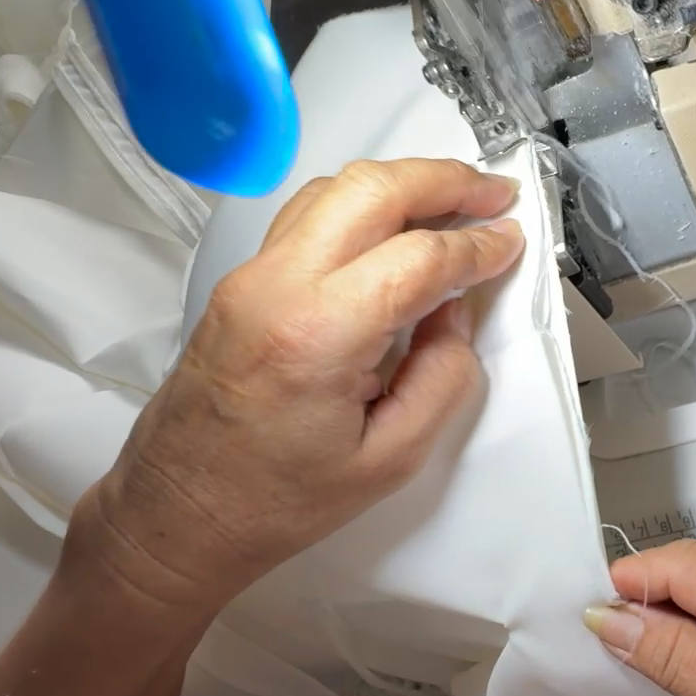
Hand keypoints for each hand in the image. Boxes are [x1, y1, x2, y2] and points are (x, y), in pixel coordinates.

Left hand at [69, 158, 525, 617]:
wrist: (181, 514)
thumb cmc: (283, 500)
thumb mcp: (394, 458)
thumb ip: (444, 379)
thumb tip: (455, 320)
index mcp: (319, 333)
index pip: (418, 258)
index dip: (477, 246)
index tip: (514, 241)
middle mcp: (277, 286)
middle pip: (371, 191)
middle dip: (444, 181)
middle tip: (495, 192)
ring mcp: (251, 278)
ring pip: (335, 190)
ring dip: (404, 183)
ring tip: (458, 196)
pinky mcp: (244, 285)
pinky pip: (312, 216)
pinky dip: (367, 203)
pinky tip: (401, 222)